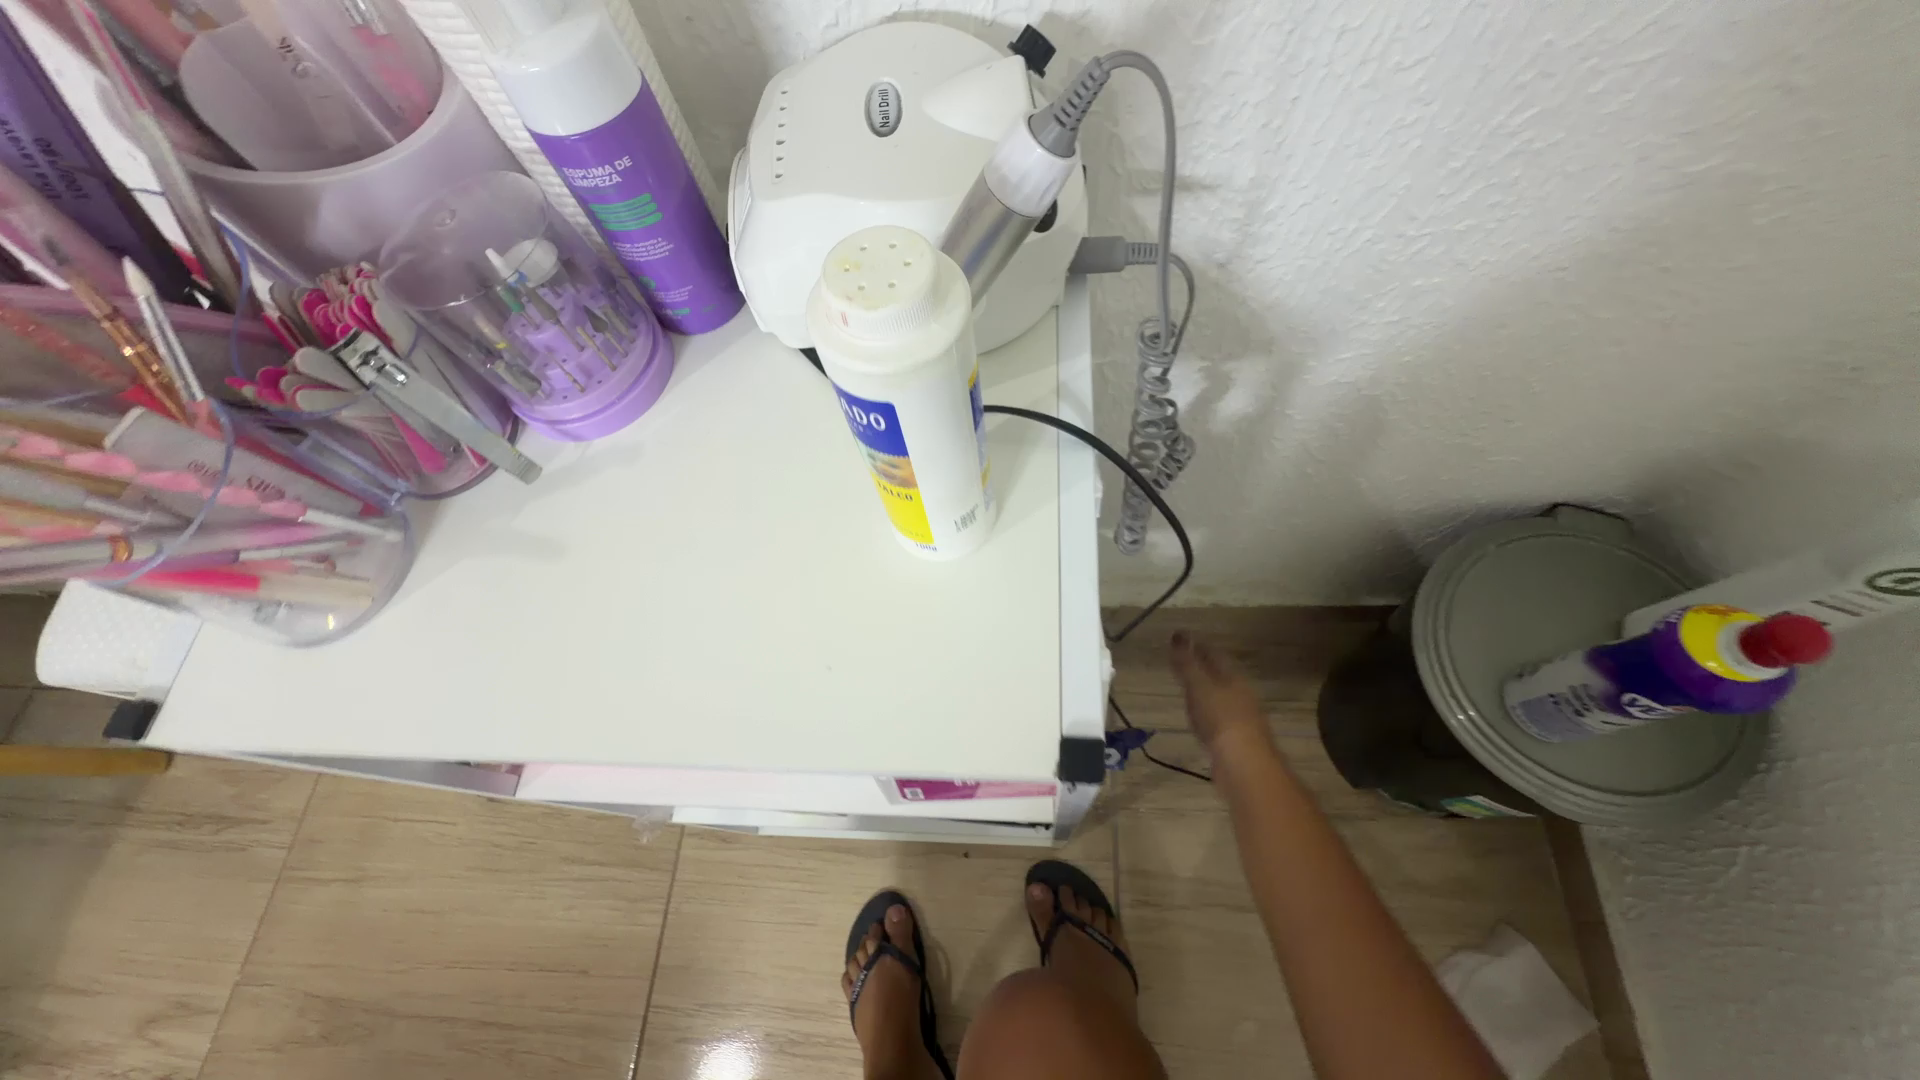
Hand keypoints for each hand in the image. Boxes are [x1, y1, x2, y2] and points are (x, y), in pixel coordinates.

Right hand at [1170, 631, 1274, 756]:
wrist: (1243, 763)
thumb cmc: (1220, 718)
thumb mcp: (1198, 686)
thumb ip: (1187, 663)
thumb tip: (1177, 635)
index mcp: (1233, 677)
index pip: (1215, 654)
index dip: (1198, 645)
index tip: (1181, 638)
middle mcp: (1240, 693)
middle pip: (1220, 674)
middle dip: (1203, 666)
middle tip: (1183, 661)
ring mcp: (1240, 717)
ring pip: (1220, 696)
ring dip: (1205, 690)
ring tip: (1188, 688)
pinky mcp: (1235, 738)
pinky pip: (1217, 718)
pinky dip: (1206, 712)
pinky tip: (1199, 719)